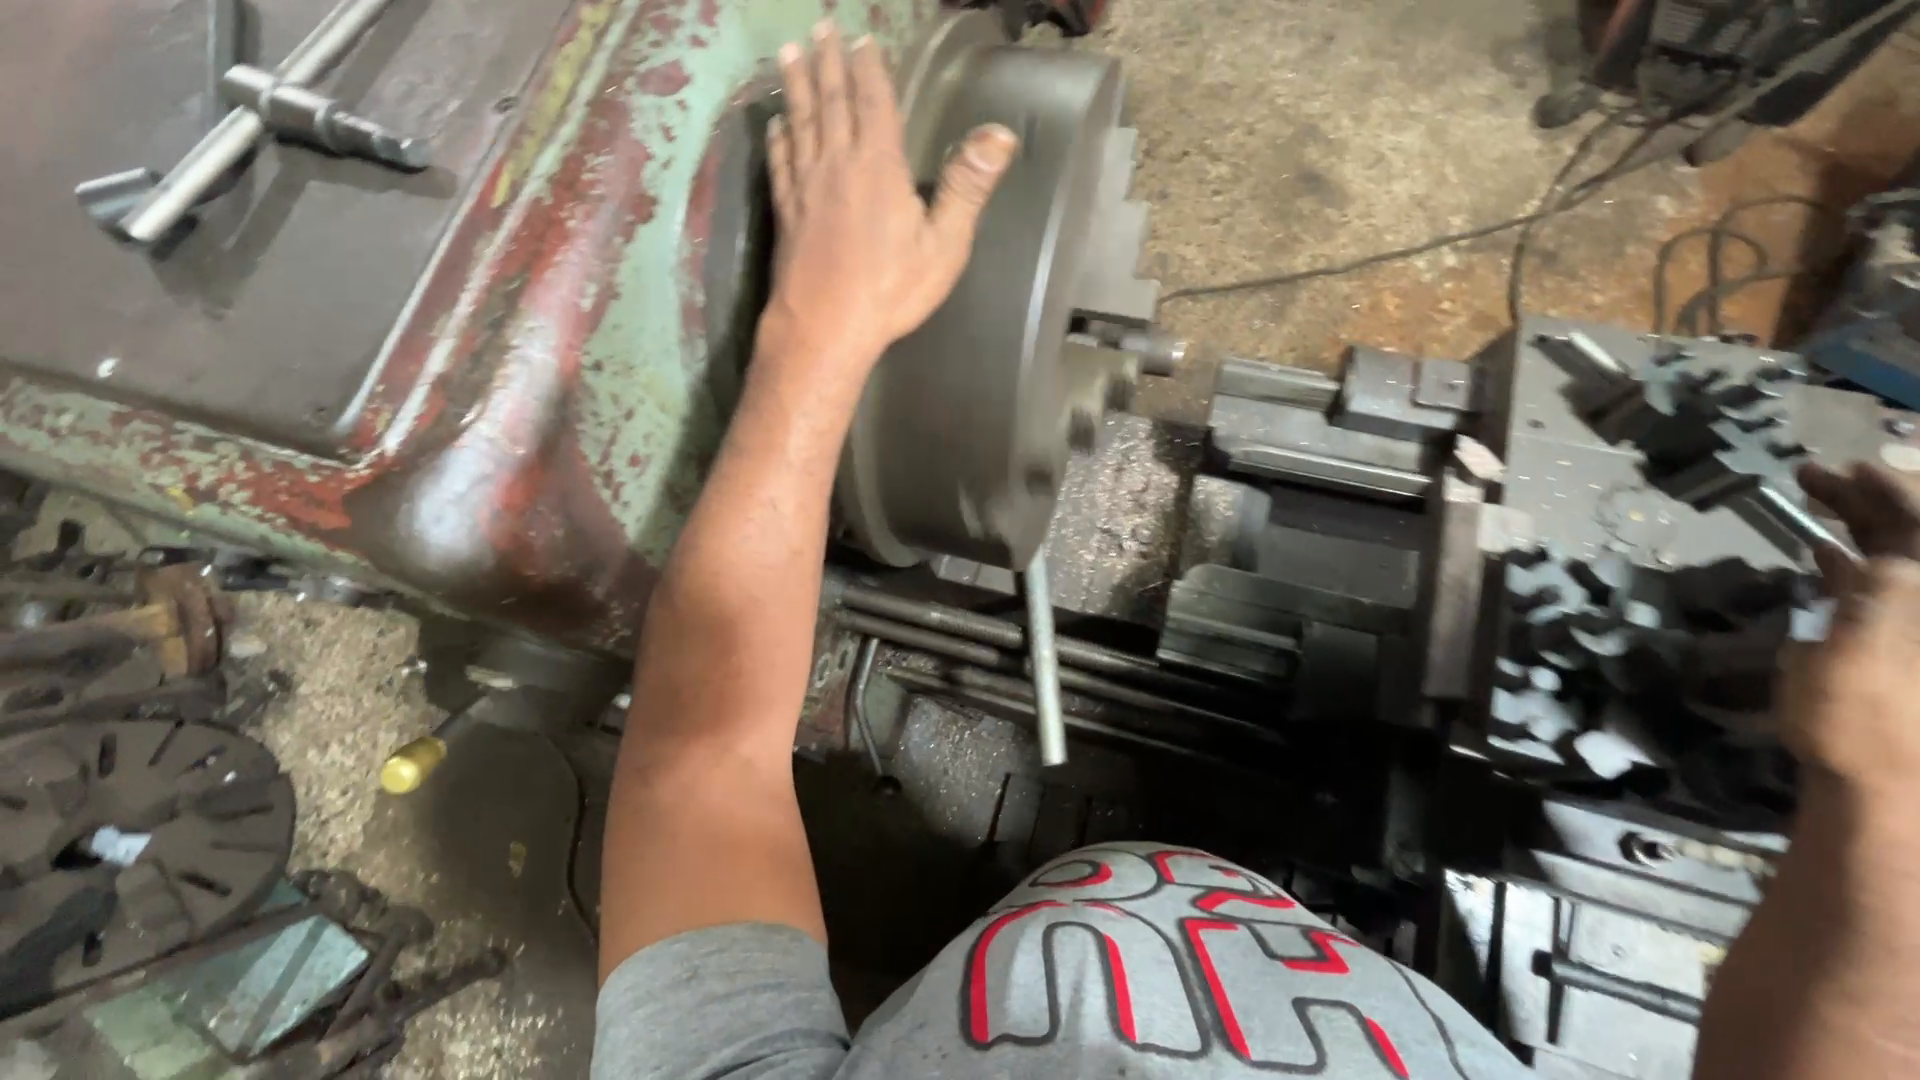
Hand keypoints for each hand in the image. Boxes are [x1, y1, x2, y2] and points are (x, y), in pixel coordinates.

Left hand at [758, 22, 1018, 374]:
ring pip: (800, 123)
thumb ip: (967, 187)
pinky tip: (775, 124)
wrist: (824, 327)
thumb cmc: (890, 290)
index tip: (860, 38)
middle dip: (827, 62)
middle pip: (831, 101)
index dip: (869, 69)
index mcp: (879, 166)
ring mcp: (806, 187)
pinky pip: (781, 162)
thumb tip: (999, 134)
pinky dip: (778, 137)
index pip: (873, 103)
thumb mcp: (944, 245)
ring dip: (795, 86)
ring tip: (788, 53)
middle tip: (818, 27)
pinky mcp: (786, 211)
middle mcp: (837, 164)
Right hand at [1778, 462, 1919, 798]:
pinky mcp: (1891, 644)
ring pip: (1898, 557)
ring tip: (1814, 497)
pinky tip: (1823, 550)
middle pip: (1917, 537)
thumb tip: (1888, 555)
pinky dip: (1854, 562)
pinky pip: (1882, 587)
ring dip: (1859, 525)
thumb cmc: (1866, 724)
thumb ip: (1878, 601)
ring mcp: (1915, 624)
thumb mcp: (1859, 661)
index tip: (1853, 467)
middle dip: (1873, 499)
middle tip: (1820, 474)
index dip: (1898, 493)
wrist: (1886, 788)